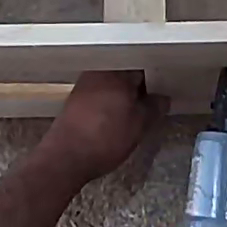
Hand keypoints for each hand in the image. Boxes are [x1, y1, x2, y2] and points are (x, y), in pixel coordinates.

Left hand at [38, 71, 166, 185]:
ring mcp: (84, 84)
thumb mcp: (140, 125)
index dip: (156, 79)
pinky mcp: (73, 99)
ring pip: (111, 83)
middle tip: (150, 103)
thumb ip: (156, 107)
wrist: (63, 159)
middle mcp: (100, 71)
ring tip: (132, 112)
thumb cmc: (106, 138)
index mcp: (119, 71)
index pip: (144, 66)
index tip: (162, 92)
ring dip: (122, 94)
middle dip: (138, 86)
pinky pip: (98, 93)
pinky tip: (112, 117)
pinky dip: (108, 102)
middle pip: (126, 72)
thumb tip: (163, 98)